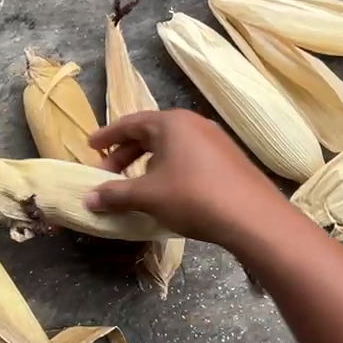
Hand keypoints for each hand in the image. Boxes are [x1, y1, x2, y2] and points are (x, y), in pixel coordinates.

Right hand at [83, 108, 299, 251]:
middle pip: (149, 134)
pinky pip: (188, 156)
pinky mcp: (229, 159)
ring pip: (170, 146)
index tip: (90, 147)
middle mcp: (193, 124)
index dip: (107, 136)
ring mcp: (215, 140)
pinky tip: (166, 190)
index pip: (129, 123)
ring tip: (135, 183)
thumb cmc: (193, 197)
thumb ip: (114, 194)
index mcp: (171, 123)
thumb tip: (87, 199)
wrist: (255, 219)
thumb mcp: (147, 196)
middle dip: (125, 154)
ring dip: (147, 163)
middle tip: (108, 172)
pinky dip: (169, 168)